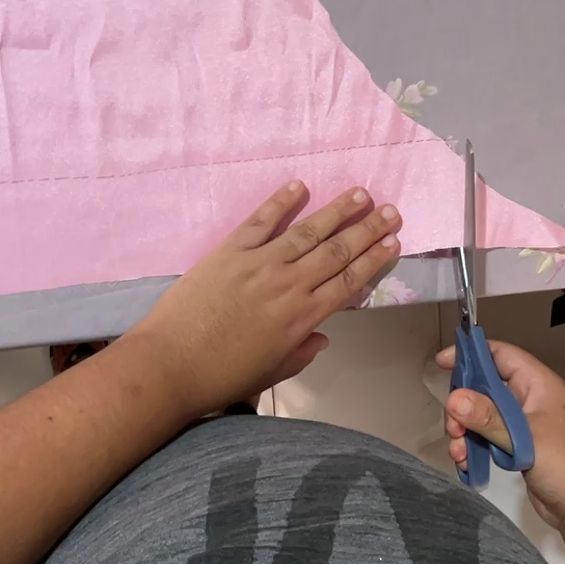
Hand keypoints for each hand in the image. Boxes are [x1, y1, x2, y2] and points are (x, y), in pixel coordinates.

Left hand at [126, 181, 400, 417]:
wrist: (170, 365)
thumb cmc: (222, 377)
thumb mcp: (271, 374)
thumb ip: (301, 353)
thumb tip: (322, 337)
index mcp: (302, 318)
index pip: (349, 282)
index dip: (374, 260)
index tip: (394, 242)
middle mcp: (289, 284)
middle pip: (337, 251)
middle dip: (367, 229)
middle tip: (390, 210)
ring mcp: (259, 263)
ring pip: (307, 231)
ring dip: (336, 210)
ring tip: (360, 193)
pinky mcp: (229, 251)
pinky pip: (260, 220)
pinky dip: (280, 202)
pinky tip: (299, 186)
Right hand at [436, 339, 564, 532]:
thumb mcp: (524, 438)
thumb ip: (487, 417)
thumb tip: (453, 398)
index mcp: (538, 385)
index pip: (500, 354)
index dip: (471, 354)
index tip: (441, 363)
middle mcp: (530, 400)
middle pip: (484, 388)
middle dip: (462, 406)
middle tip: (452, 428)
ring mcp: (524, 425)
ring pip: (482, 416)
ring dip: (465, 432)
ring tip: (459, 453)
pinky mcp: (519, 448)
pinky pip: (488, 439)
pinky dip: (474, 448)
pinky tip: (466, 465)